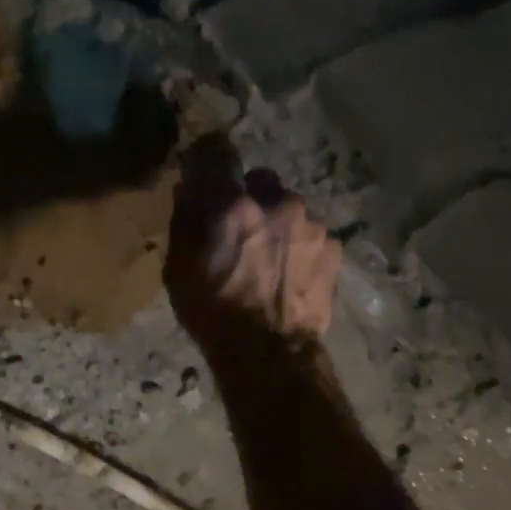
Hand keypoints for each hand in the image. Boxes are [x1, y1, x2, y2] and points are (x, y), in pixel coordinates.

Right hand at [164, 134, 339, 359]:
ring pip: (287, 207)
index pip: (211, 158)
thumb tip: (188, 191)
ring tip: (263, 257)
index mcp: (229, 205)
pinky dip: (295, 246)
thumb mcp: (177, 270)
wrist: (268, 351)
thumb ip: (184, 224)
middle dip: (245, 196)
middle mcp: (275, 201)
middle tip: (234, 228)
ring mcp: (310, 223)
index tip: (195, 170)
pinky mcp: (332, 246)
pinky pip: (309, 234)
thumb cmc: (210, 311)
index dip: (201, 162)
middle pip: (257, 180)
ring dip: (274, 222)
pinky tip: (284, 274)